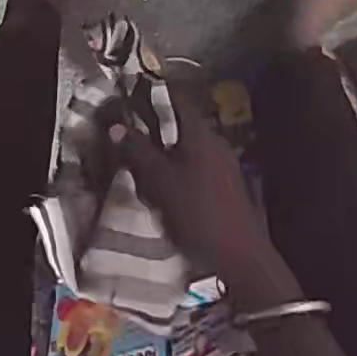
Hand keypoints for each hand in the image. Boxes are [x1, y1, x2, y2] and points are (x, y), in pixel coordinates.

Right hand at [111, 97, 301, 307]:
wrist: (240, 259)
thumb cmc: (196, 212)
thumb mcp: (159, 181)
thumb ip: (137, 151)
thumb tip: (116, 126)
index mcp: (200, 134)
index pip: (175, 102)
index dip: (151, 97)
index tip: (128, 99)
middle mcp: (215, 143)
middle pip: (177, 129)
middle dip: (152, 137)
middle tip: (128, 148)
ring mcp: (224, 166)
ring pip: (184, 152)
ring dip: (163, 161)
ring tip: (142, 179)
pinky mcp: (226, 188)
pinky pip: (195, 171)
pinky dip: (176, 176)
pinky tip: (164, 198)